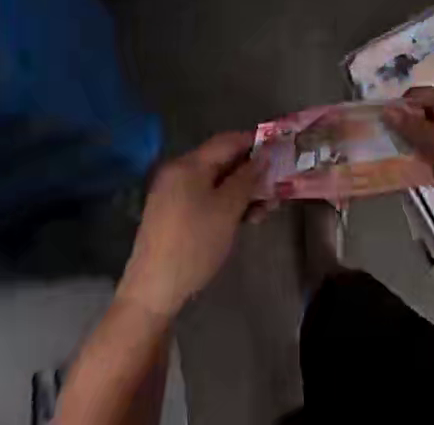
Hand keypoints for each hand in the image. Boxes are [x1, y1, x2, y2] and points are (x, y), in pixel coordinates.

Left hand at [118, 132, 262, 319]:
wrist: (153, 291)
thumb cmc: (195, 243)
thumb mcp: (228, 208)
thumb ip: (248, 177)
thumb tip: (264, 155)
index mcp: (188, 165)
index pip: (228, 141)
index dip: (256, 143)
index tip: (280, 150)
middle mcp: (178, 173)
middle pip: (222, 162)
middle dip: (252, 172)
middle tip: (277, 185)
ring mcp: (174, 194)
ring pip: (216, 183)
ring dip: (243, 191)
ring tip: (266, 208)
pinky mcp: (174, 214)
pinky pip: (206, 198)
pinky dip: (227, 203)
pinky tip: (246, 219)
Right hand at [383, 88, 433, 222]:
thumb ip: (409, 125)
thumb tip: (386, 108)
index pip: (415, 94)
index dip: (398, 107)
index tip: (383, 128)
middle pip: (423, 110)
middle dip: (406, 125)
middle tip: (389, 145)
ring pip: (431, 129)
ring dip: (417, 141)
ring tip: (402, 158)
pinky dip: (430, 152)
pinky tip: (422, 168)